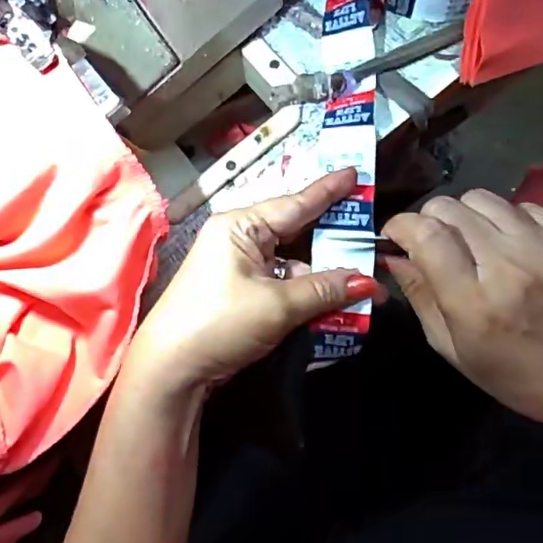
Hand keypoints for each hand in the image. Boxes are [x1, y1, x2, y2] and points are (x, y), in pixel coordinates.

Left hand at [122, 168, 380, 403]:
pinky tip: (335, 301)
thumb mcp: (278, 305)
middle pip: (296, 233)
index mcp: (240, 226)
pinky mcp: (241, 293)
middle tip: (371, 237)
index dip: (329, 190)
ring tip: (364, 281)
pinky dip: (307, 291)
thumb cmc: (220, 323)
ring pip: (293, 262)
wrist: (171, 370)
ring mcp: (238, 266)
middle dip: (334, 241)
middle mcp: (239, 239)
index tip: (356, 173)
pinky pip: (282, 283)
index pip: (295, 203)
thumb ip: (325, 290)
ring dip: (324, 275)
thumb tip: (369, 282)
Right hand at [381, 190, 542, 432]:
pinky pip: (525, 207)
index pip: (426, 233)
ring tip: (476, 241)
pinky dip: (509, 221)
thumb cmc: (520, 376)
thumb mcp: (455, 349)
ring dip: (468, 216)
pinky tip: (516, 248)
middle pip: (450, 208)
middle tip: (436, 242)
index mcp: (475, 303)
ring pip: (484, 198)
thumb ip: (420, 297)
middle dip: (430, 219)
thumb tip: (392, 255)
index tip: (396, 234)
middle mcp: (510, 267)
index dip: (401, 225)